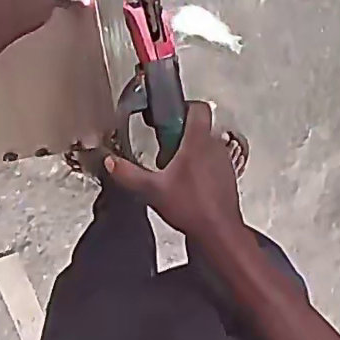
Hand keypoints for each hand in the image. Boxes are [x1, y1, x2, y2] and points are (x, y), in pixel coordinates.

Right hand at [105, 102, 246, 251]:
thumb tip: (111, 162)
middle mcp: (215, 147)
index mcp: (198, 142)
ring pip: (207, 145)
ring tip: (174, 170)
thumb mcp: (152, 190)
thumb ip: (128, 173)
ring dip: (191, 151)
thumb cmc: (191, 208)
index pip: (199, 108)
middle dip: (181, 135)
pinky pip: (213, 162)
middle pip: (200, 127)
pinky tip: (187, 185)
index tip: (168, 118)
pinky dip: (201, 166)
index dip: (184, 107)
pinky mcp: (228, 177)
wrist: (218, 232)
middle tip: (165, 150)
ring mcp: (224, 162)